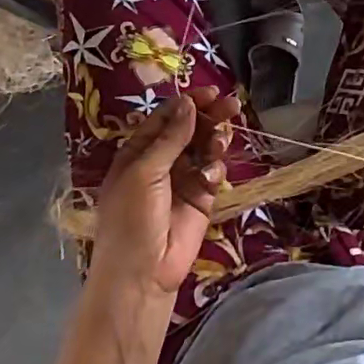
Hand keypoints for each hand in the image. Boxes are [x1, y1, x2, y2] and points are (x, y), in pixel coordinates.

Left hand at [86, 88, 234, 298]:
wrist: (141, 272)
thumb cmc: (131, 216)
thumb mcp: (145, 171)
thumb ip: (170, 138)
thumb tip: (188, 103)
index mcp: (138, 150)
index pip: (165, 117)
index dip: (187, 103)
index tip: (211, 91)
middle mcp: (161, 161)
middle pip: (189, 130)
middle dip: (209, 116)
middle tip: (232, 104)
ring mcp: (182, 180)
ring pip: (204, 150)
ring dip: (214, 140)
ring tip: (222, 139)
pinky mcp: (201, 200)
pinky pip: (212, 175)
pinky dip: (215, 169)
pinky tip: (212, 175)